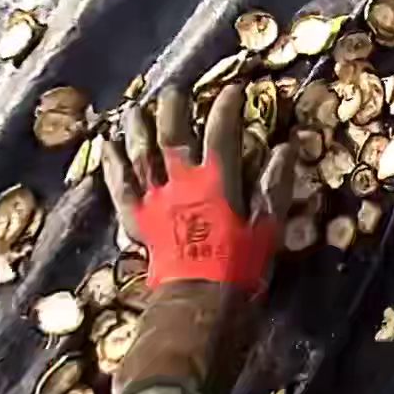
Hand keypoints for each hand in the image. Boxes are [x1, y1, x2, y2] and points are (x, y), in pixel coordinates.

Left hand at [104, 83, 294, 294]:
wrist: (198, 304)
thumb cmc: (240, 265)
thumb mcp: (269, 225)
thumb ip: (276, 183)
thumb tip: (285, 146)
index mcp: (217, 179)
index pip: (221, 129)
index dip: (228, 104)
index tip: (235, 88)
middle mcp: (181, 180)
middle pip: (172, 132)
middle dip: (174, 106)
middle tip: (177, 89)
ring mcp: (154, 198)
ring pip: (140, 152)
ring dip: (138, 127)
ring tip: (135, 107)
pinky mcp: (137, 217)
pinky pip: (119, 184)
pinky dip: (112, 162)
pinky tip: (107, 145)